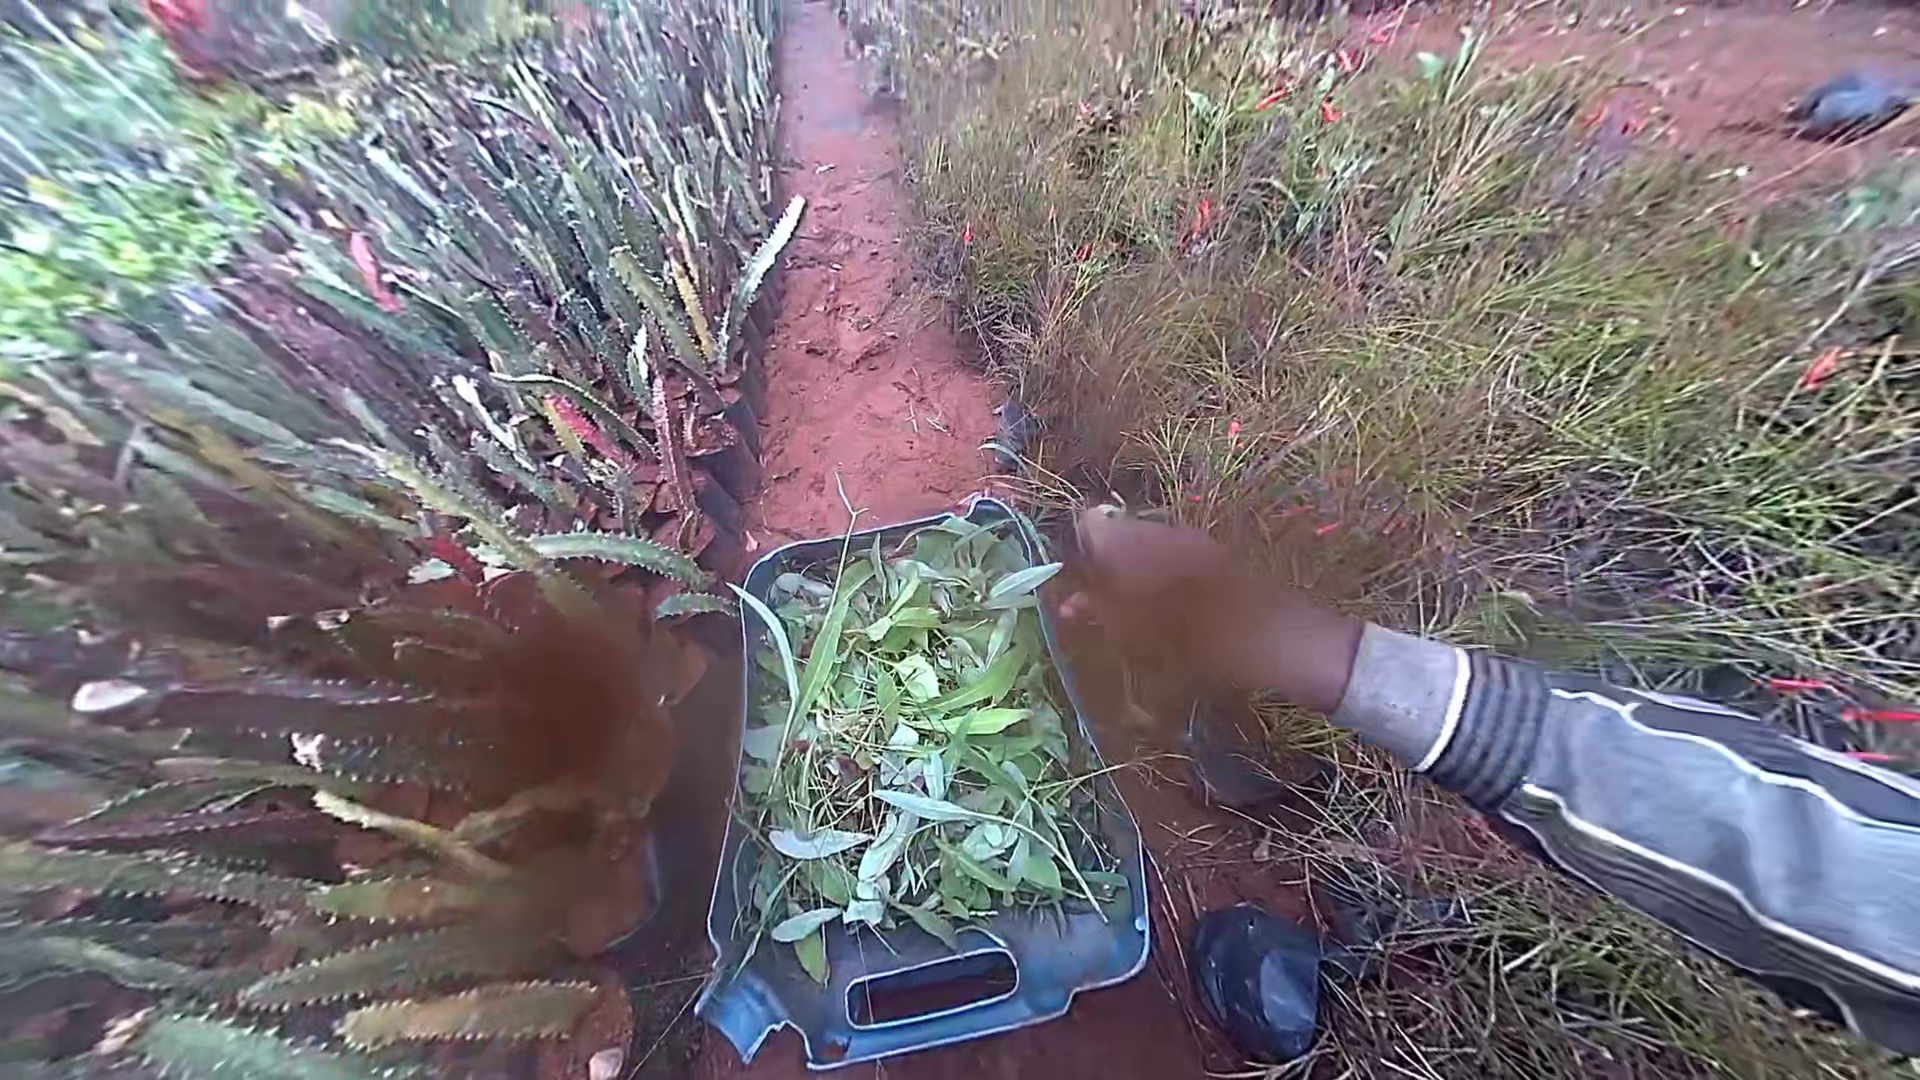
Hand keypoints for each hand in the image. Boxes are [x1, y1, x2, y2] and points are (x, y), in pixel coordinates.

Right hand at [1059, 505, 1361, 713]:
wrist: (1284, 642)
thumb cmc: (1205, 641)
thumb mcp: (1142, 633)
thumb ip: (1100, 610)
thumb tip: (1067, 602)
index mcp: (1142, 542)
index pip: (1092, 525)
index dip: (1079, 552)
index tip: (1077, 584)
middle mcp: (1164, 531)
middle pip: (1116, 533)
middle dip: (1101, 564)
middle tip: (1099, 602)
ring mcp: (1190, 539)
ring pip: (1141, 545)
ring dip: (1127, 571)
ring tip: (1129, 608)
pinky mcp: (1209, 553)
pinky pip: (1166, 554)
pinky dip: (1153, 574)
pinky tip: (1161, 604)